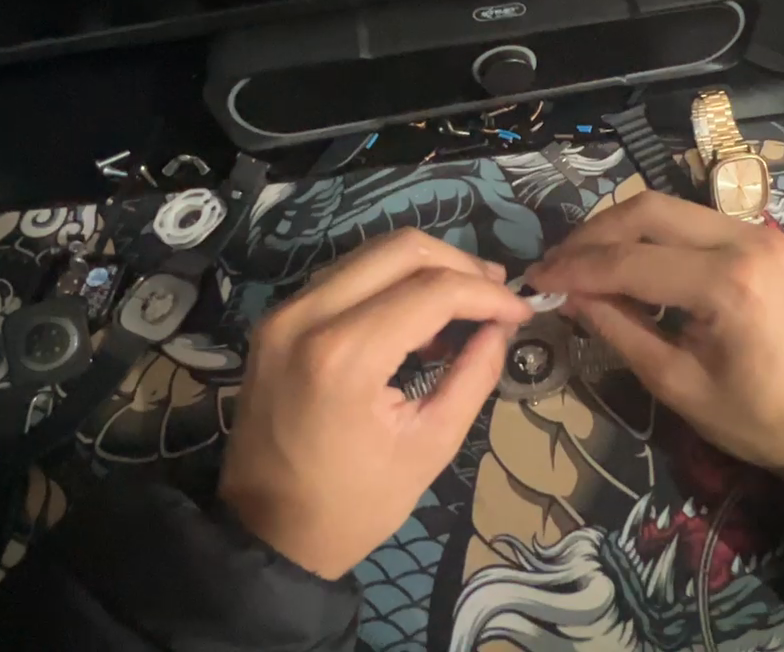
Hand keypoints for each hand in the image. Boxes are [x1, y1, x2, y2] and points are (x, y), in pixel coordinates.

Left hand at [219, 228, 533, 577]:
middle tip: (496, 292)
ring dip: (428, 265)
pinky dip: (392, 279)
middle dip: (460, 264)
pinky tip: (418, 312)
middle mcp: (309, 316)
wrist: (262, 535)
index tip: (521, 311)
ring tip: (465, 298)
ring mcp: (286, 312)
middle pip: (402, 249)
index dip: (487, 294)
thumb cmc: (353, 503)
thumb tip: (502, 325)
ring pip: (373, 252)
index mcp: (345, 356)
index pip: (434, 291)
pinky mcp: (279, 318)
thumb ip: (475, 375)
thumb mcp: (431, 446)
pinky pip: (348, 273)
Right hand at [524, 192, 783, 491]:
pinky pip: (689, 219)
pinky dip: (649, 233)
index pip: (632, 261)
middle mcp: (744, 239)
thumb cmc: (754, 418)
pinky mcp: (759, 233)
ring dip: (618, 229)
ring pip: (666, 206)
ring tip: (581, 261)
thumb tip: (567, 294)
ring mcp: (756, 230)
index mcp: (728, 283)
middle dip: (593, 235)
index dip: (576, 269)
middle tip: (557, 265)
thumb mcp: (676, 383)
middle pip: (647, 211)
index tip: (536, 279)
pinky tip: (625, 258)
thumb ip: (618, 328)